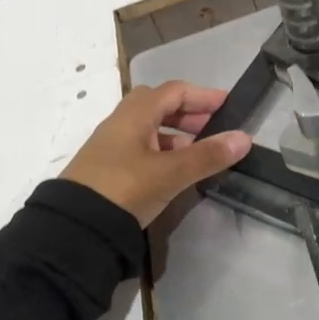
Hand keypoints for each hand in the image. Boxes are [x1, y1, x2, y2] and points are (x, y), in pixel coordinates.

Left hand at [59, 82, 252, 227]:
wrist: (74, 228)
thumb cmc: (125, 188)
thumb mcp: (170, 173)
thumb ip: (207, 156)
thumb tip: (244, 138)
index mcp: (135, 113)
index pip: (175, 91)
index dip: (203, 95)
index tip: (228, 105)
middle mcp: (121, 122)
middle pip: (160, 105)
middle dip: (189, 113)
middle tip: (214, 128)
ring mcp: (111, 145)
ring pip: (149, 128)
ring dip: (176, 134)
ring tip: (198, 153)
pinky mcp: (106, 168)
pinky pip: (141, 147)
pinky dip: (162, 151)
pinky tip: (173, 171)